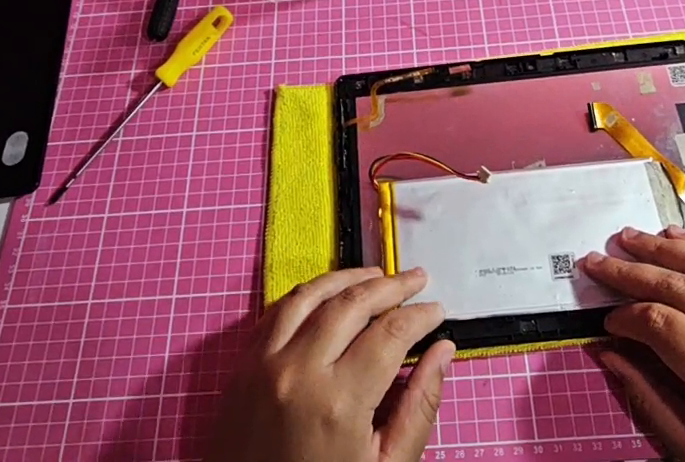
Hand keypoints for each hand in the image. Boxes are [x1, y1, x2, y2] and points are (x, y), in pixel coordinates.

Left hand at [209, 267, 458, 461]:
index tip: (437, 310)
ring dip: (348, 278)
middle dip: (391, 287)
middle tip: (417, 279)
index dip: (419, 317)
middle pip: (352, 304)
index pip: (390, 334)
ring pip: (311, 295)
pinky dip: (307, 294)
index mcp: (339, 402)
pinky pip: (277, 311)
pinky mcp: (241, 367)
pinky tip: (329, 293)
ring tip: (378, 276)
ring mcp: (264, 364)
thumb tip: (443, 350)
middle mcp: (298, 371)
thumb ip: (418, 407)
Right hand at [580, 227, 684, 461]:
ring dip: (666, 247)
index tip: (605, 319)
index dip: (626, 316)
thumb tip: (609, 355)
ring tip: (630, 237)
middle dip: (632, 270)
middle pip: (681, 285)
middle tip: (595, 261)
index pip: (662, 325)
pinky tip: (682, 241)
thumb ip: (655, 404)